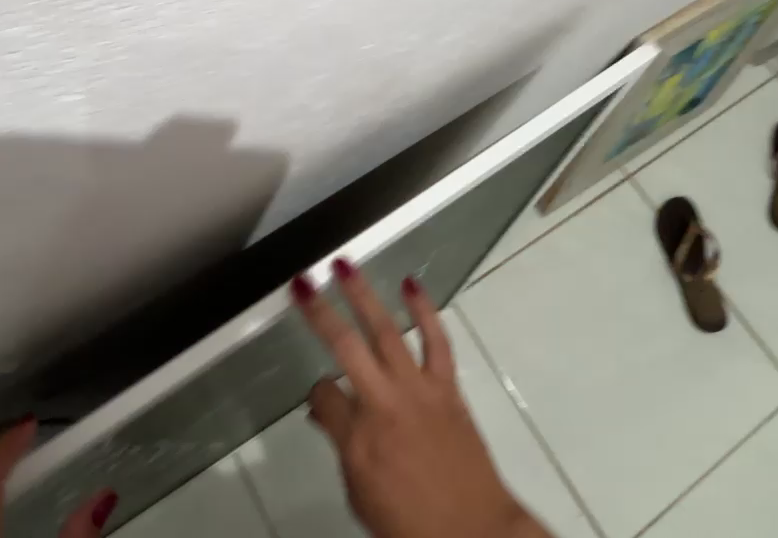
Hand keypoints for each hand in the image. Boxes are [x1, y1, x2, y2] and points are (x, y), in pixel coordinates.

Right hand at [291, 260, 549, 537]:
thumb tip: (327, 410)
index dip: (315, 392)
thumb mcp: (360, 494)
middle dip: (320, 312)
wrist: (474, 533)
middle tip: (303, 281)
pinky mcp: (447, 387)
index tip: (320, 397)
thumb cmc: (410, 524)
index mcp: (357, 438)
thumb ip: (343, 445)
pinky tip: (411, 284)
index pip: (322, 394)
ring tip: (344, 265)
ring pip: (386, 331)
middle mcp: (384, 404)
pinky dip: (424, 309)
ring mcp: (419, 390)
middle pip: (346, 347)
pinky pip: (436, 340)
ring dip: (363, 295)